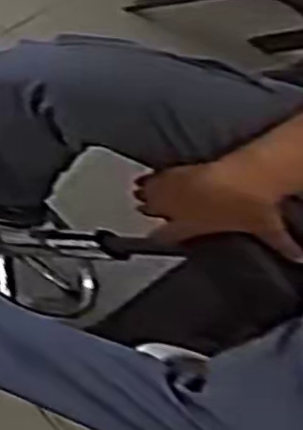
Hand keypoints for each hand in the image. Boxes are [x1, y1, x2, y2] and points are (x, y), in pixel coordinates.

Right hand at [136, 160, 302, 259]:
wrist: (241, 178)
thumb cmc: (247, 206)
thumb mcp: (268, 228)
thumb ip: (279, 244)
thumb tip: (297, 257)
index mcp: (185, 224)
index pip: (162, 236)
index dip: (161, 239)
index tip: (163, 240)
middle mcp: (167, 207)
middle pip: (146, 210)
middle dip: (151, 212)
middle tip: (159, 213)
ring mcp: (164, 188)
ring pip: (142, 193)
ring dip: (147, 196)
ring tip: (152, 195)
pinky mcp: (168, 172)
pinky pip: (151, 178)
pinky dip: (153, 181)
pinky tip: (159, 180)